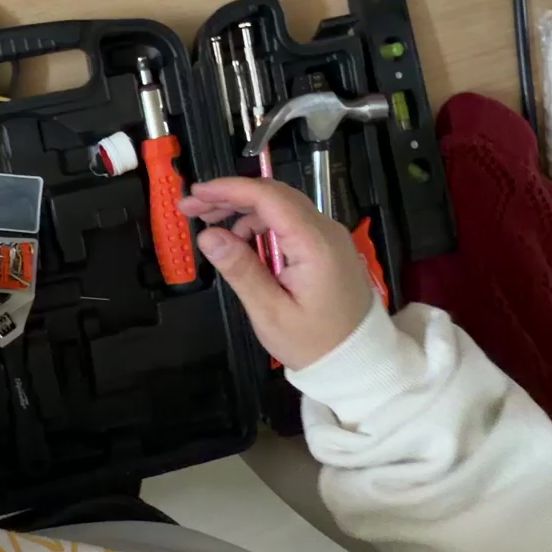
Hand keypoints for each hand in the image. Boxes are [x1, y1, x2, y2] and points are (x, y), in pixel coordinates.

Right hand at [177, 178, 374, 368]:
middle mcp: (325, 230)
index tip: (196, 194)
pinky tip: (241, 243)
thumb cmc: (313, 343)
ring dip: (243, 210)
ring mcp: (328, 236)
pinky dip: (260, 224)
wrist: (358, 361)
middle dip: (230, 196)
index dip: (229, 189)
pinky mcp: (326, 246)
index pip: (268, 198)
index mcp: (314, 244)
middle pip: (273, 195)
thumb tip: (208, 235)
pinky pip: (289, 222)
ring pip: (280, 206)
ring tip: (211, 226)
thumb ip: (241, 270)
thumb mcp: (270, 313)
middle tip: (193, 207)